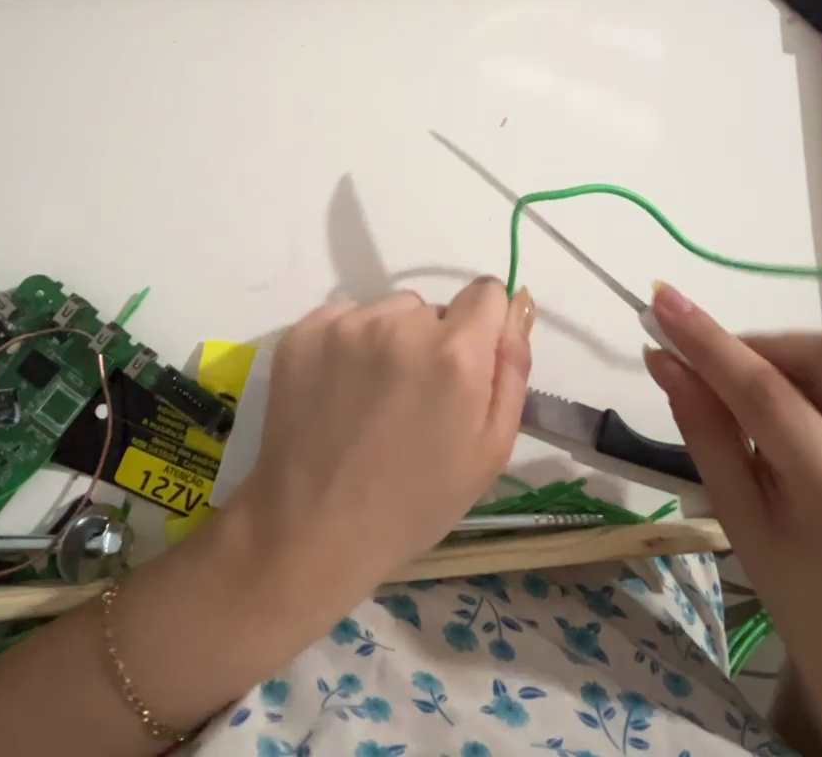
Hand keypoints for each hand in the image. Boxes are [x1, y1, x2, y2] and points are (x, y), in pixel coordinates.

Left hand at [236, 278, 535, 602]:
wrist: (313, 528)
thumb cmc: (415, 501)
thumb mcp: (491, 449)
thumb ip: (513, 368)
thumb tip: (518, 305)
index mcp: (456, 353)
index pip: (486, 293)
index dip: (483, 328)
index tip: (468, 367)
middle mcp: (401, 325)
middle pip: (435, 309)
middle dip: (435, 343)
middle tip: (416, 402)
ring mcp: (347, 326)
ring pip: (389, 312)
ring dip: (392, 341)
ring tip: (374, 399)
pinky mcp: (303, 333)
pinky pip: (345, 317)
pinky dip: (349, 343)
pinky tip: (340, 390)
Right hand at [642, 283, 821, 756]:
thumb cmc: (796, 598)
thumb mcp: (739, 520)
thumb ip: (704, 432)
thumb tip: (665, 360)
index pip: (770, 398)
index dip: (711, 343)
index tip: (663, 300)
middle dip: (764, 345)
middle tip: (717, 366)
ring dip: (793, 364)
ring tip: (754, 401)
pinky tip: (802, 430)